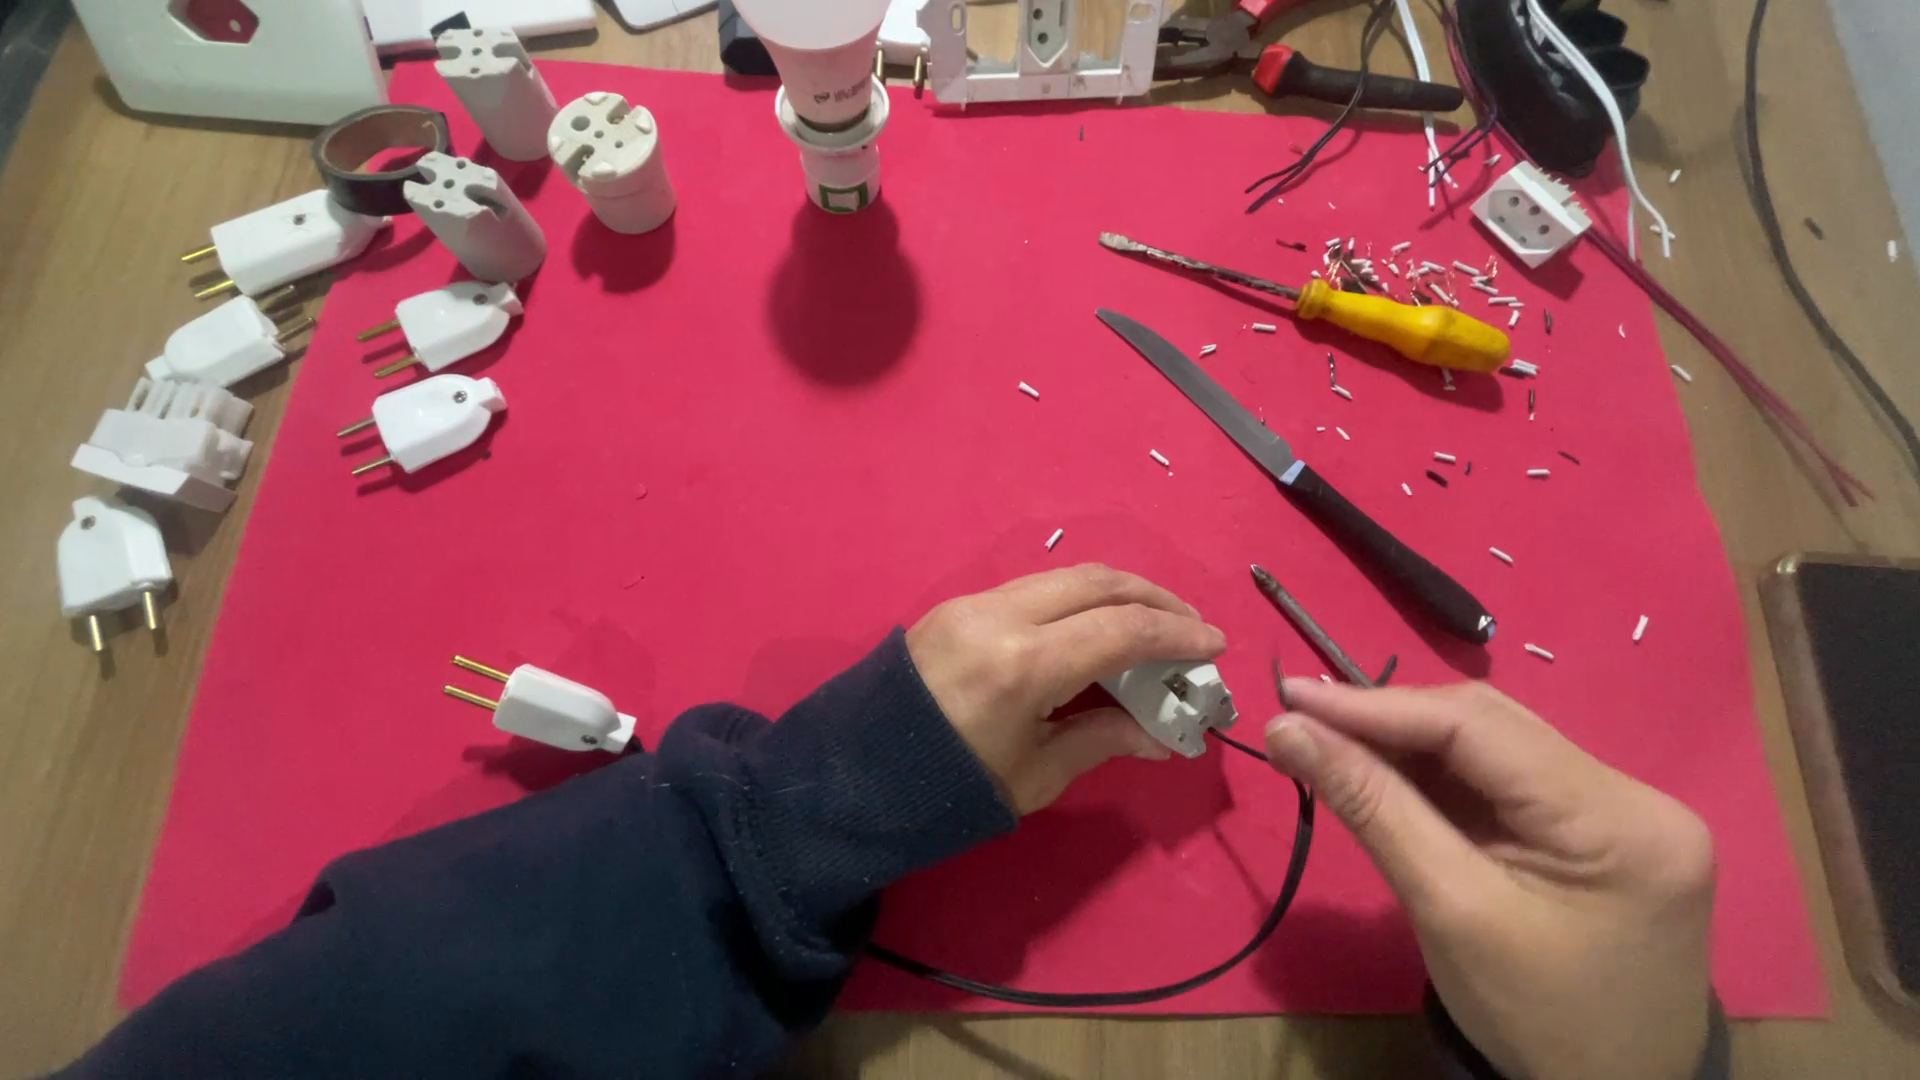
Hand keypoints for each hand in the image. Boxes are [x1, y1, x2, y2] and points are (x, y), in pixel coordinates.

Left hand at [906, 564, 1225, 814]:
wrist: (854, 776)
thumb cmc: (948, 790)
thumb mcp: (1036, 776)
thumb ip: (1104, 739)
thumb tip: (1164, 734)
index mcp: (1022, 664)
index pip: (1121, 629)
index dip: (1177, 635)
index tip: (1215, 645)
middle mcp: (999, 615)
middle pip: (1097, 581)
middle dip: (1154, 599)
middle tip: (1189, 628)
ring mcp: (972, 603)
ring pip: (1064, 577)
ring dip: (1115, 595)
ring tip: (1150, 627)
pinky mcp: (957, 605)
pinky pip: (1033, 589)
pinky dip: (1076, 602)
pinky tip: (1095, 630)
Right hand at [1264, 679, 1715, 1079]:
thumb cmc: (1532, 1016)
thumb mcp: (1445, 907)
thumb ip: (1369, 805)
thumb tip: (1286, 728)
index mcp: (1617, 818)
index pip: (1477, 727)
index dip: (1375, 705)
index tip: (1291, 698)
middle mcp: (1626, 793)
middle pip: (1481, 725)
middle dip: (1382, 719)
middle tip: (1299, 719)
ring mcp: (1608, 807)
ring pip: (1479, 743)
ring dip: (1395, 740)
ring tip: (1321, 739)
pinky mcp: (1579, 824)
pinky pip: (1485, 775)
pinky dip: (1420, 769)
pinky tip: (1370, 768)